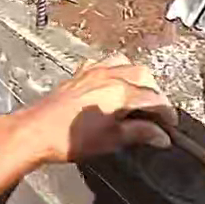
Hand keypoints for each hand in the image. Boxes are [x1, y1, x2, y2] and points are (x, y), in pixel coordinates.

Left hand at [0, 55, 176, 166]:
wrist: (35, 132)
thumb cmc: (69, 139)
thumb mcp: (110, 140)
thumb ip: (138, 133)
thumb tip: (161, 136)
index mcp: (120, 92)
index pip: (154, 98)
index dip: (166, 113)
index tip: (169, 126)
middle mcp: (108, 75)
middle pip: (144, 75)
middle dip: (154, 92)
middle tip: (156, 113)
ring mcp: (92, 71)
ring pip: (125, 64)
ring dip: (136, 77)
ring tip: (138, 97)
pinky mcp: (78, 74)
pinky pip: (103, 63)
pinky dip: (114, 71)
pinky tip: (112, 85)